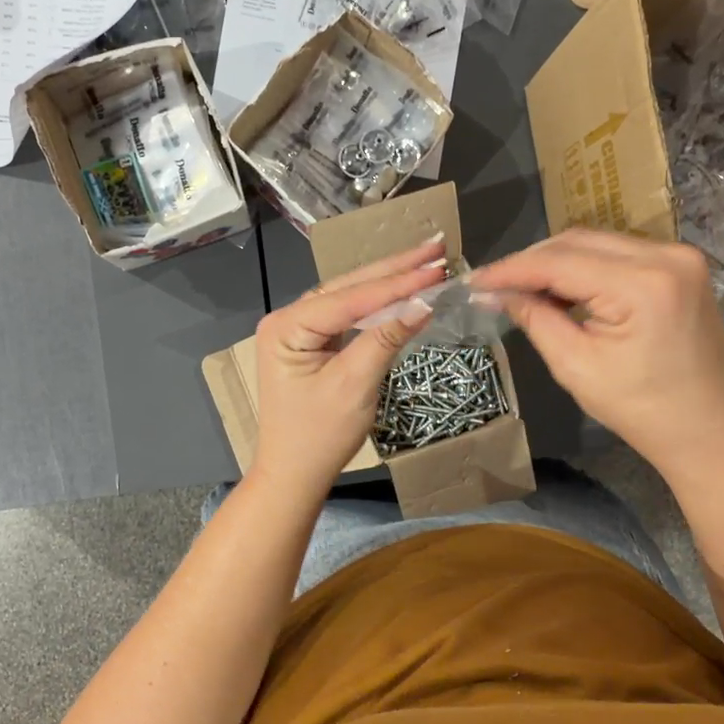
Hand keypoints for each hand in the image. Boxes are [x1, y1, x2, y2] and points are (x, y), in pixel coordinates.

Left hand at [251, 237, 445, 490]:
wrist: (294, 475)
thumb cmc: (319, 436)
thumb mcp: (355, 386)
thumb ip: (386, 339)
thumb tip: (424, 303)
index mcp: (287, 326)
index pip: (351, 297)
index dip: (397, 282)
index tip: (436, 266)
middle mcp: (288, 319)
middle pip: (349, 287)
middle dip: (394, 269)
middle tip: (436, 248)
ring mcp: (298, 330)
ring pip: (351, 297)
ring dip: (389, 282)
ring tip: (427, 261)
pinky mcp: (312, 343)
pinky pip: (349, 316)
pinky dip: (378, 306)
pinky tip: (403, 291)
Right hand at [470, 230, 723, 465]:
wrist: (707, 428)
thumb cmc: (640, 409)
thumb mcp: (576, 367)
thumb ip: (535, 319)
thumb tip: (494, 294)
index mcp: (643, 285)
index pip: (560, 262)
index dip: (511, 270)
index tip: (474, 282)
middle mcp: (666, 256)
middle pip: (578, 241)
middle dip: (531, 262)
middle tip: (492, 286)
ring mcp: (679, 257)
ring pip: (597, 242)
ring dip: (555, 262)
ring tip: (521, 289)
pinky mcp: (681, 266)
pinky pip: (619, 253)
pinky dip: (585, 267)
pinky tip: (560, 289)